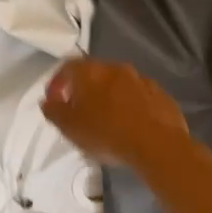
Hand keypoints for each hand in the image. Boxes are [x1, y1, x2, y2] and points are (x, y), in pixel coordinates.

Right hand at [42, 60, 192, 167]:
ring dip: (110, 98)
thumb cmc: (105, 132)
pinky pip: (140, 97)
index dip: (58, 84)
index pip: (67, 67)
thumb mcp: (67, 126)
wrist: (158, 145)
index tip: (55, 102)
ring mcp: (143, 80)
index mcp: (90, 71)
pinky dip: (131, 106)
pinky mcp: (162, 95)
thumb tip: (49, 101)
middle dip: (85, 90)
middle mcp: (116, 68)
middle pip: (94, 74)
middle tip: (80, 112)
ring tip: (107, 121)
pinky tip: (131, 126)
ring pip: (119, 85)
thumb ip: (53, 110)